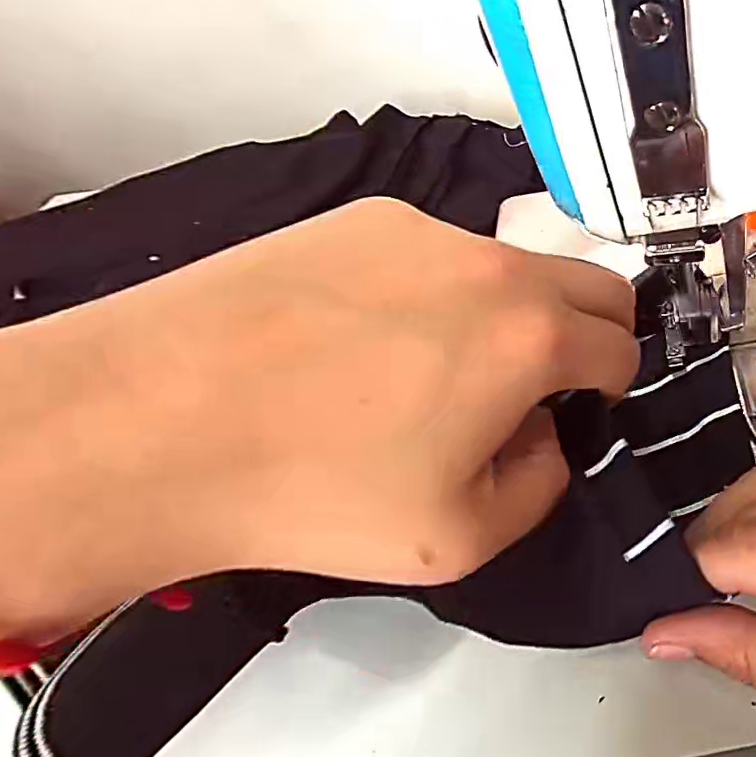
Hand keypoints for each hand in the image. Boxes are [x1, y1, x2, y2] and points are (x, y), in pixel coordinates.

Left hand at [0, 198, 638, 641]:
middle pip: (601, 285)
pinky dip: (450, 290)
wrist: (132, 429)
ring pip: (523, 265)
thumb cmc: (315, 494)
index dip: (612, 388)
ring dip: (522, 311)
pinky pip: (446, 252)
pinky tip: (381, 334)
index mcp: (533, 338)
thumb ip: (543, 485)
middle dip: (597, 334)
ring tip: (449, 362)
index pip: (623, 349)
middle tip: (548, 381)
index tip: (575, 412)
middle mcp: (495, 266)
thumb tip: (542, 434)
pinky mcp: (363, 218)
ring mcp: (427, 231)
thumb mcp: (464, 538)